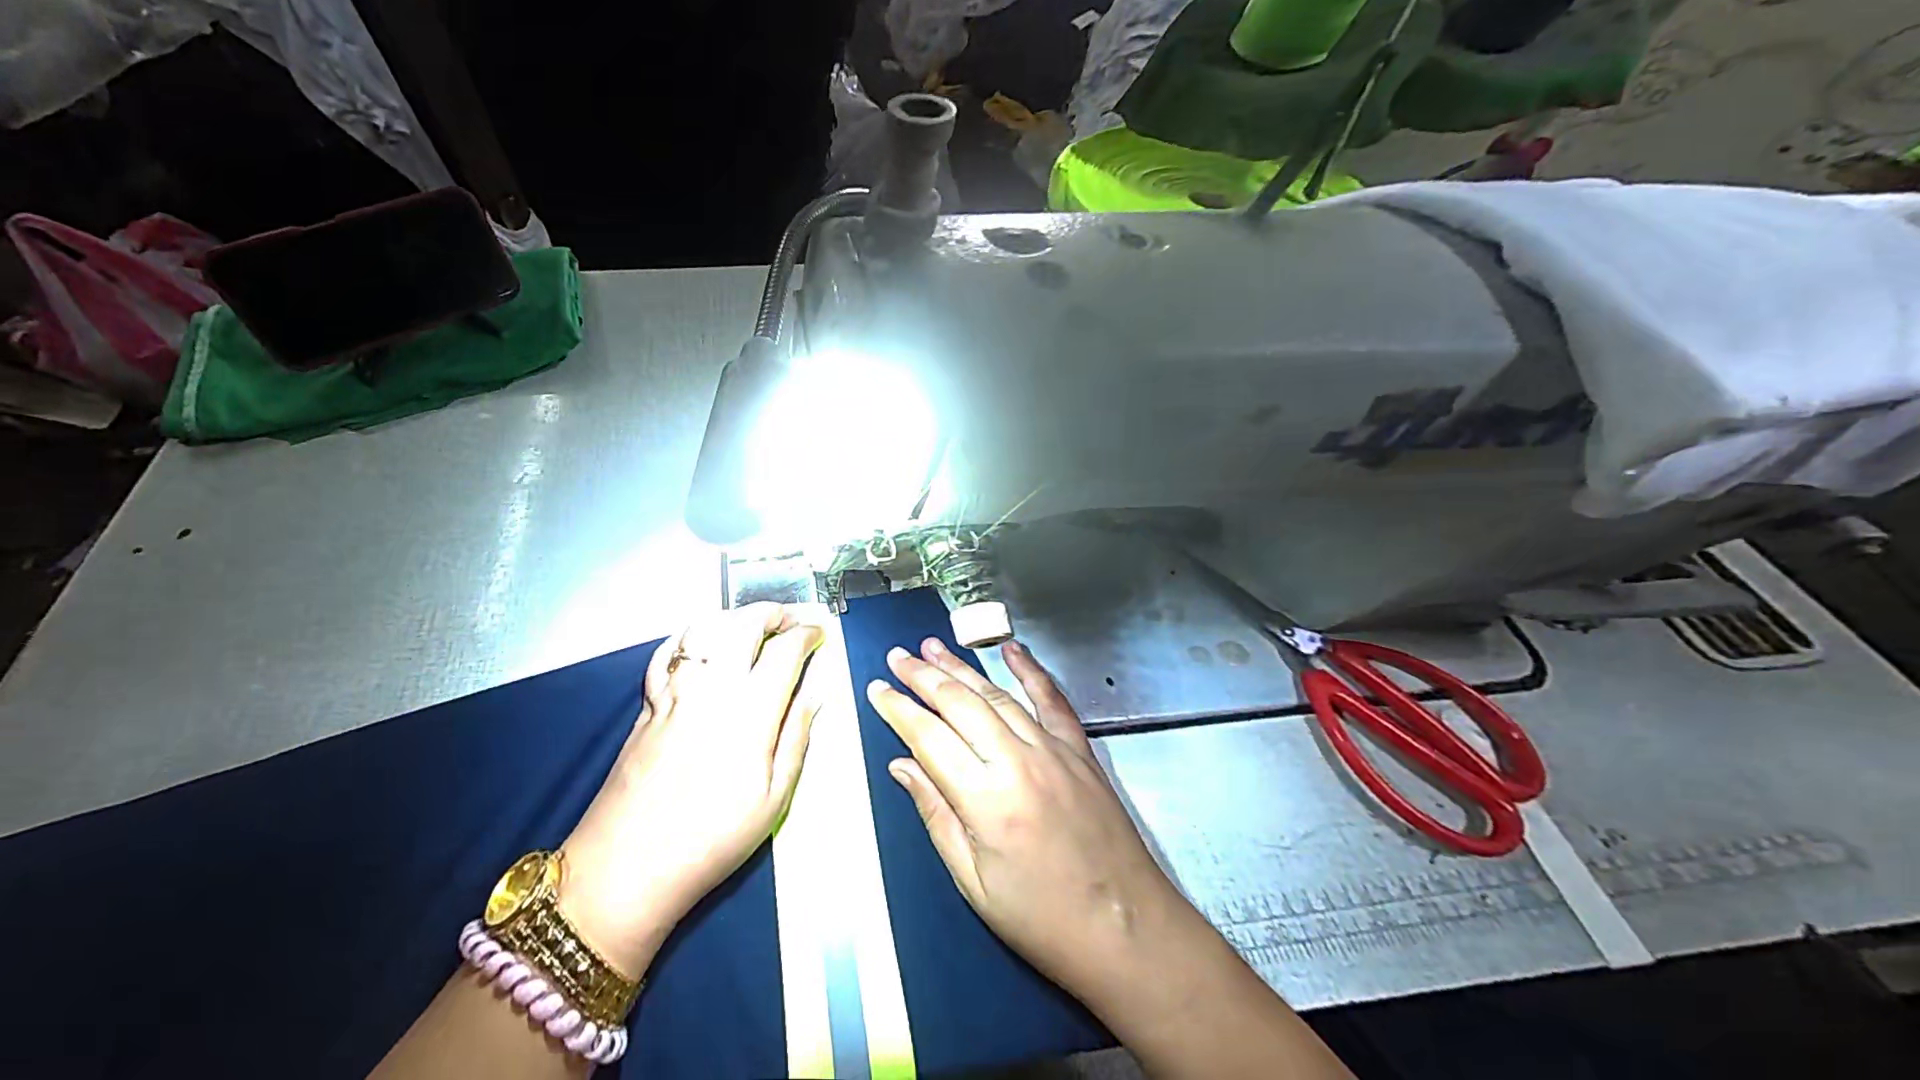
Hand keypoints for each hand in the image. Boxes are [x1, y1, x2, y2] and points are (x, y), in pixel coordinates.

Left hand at [558, 603, 821, 975]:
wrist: (627, 868)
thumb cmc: (711, 839)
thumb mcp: (774, 796)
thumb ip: (797, 734)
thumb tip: (815, 693)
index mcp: (750, 712)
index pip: (785, 650)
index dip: (807, 634)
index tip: (820, 633)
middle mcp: (711, 690)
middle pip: (743, 625)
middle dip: (773, 612)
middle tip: (791, 620)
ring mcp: (674, 694)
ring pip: (703, 630)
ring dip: (733, 618)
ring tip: (751, 626)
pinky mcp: (647, 706)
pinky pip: (668, 654)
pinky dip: (689, 637)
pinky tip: (699, 642)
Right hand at [865, 638, 1187, 999]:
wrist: (1126, 928)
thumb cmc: (1042, 919)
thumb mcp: (972, 880)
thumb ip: (935, 814)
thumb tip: (902, 766)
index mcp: (984, 798)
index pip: (928, 737)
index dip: (898, 709)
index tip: (877, 689)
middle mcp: (1017, 760)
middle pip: (960, 704)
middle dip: (923, 676)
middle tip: (897, 657)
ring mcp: (1053, 749)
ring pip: (998, 695)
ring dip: (962, 668)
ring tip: (933, 647)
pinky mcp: (1080, 749)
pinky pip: (1051, 699)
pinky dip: (1030, 670)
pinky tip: (1012, 649)